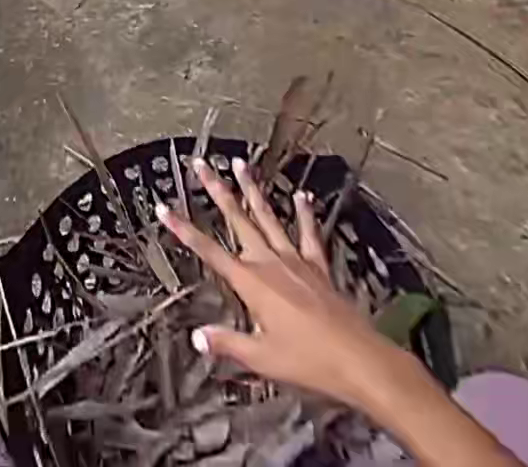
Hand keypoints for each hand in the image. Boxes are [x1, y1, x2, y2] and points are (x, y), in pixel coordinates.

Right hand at [156, 159, 411, 409]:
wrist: (362, 362)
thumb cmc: (313, 361)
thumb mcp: (262, 358)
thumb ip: (227, 344)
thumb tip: (198, 338)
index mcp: (251, 282)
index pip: (208, 250)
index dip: (183, 229)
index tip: (165, 209)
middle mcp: (270, 263)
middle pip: (237, 218)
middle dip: (216, 190)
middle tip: (202, 166)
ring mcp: (295, 261)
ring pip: (267, 216)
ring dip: (252, 189)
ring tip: (240, 165)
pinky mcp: (318, 268)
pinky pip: (308, 234)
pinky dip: (304, 213)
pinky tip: (301, 196)